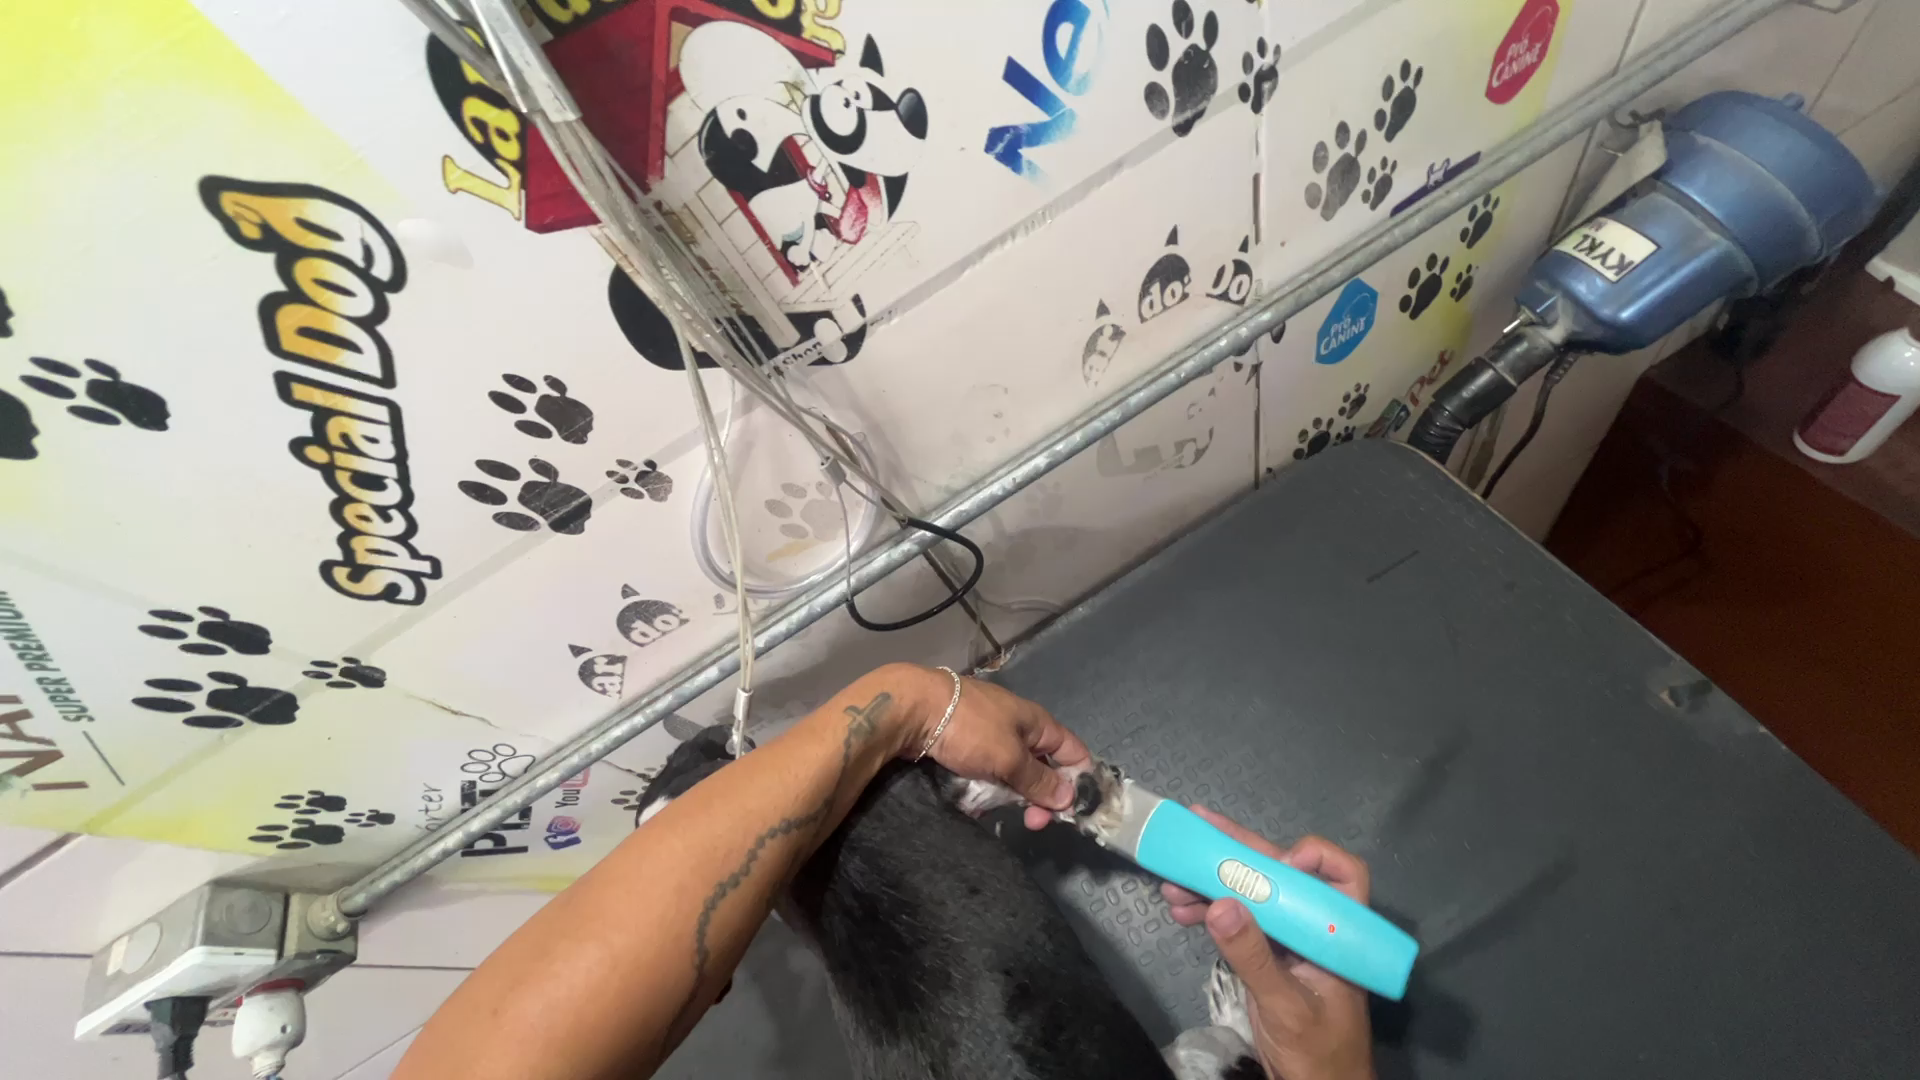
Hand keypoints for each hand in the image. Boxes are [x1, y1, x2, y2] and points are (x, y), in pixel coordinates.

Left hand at [885, 664, 1089, 825]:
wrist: (913, 708)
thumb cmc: (968, 728)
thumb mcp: (1008, 757)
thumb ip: (1039, 780)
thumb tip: (1070, 797)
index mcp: (1037, 722)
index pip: (1074, 753)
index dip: (1078, 782)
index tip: (1069, 813)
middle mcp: (1018, 727)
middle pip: (1043, 768)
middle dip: (1040, 797)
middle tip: (1030, 822)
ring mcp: (991, 735)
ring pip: (1012, 773)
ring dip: (1007, 795)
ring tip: (992, 808)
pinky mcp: (967, 745)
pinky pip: (986, 772)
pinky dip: (984, 787)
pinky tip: (973, 802)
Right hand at [1161, 808, 1373, 1079]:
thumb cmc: (1318, 1051)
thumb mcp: (1286, 1005)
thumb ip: (1255, 956)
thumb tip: (1220, 903)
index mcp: (1337, 931)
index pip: (1341, 874)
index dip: (1314, 856)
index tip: (1281, 862)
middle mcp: (1312, 923)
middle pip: (1279, 871)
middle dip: (1237, 850)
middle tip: (1197, 825)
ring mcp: (1285, 934)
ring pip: (1250, 890)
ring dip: (1211, 881)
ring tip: (1172, 880)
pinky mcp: (1262, 948)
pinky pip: (1234, 915)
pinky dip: (1206, 908)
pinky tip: (1179, 908)